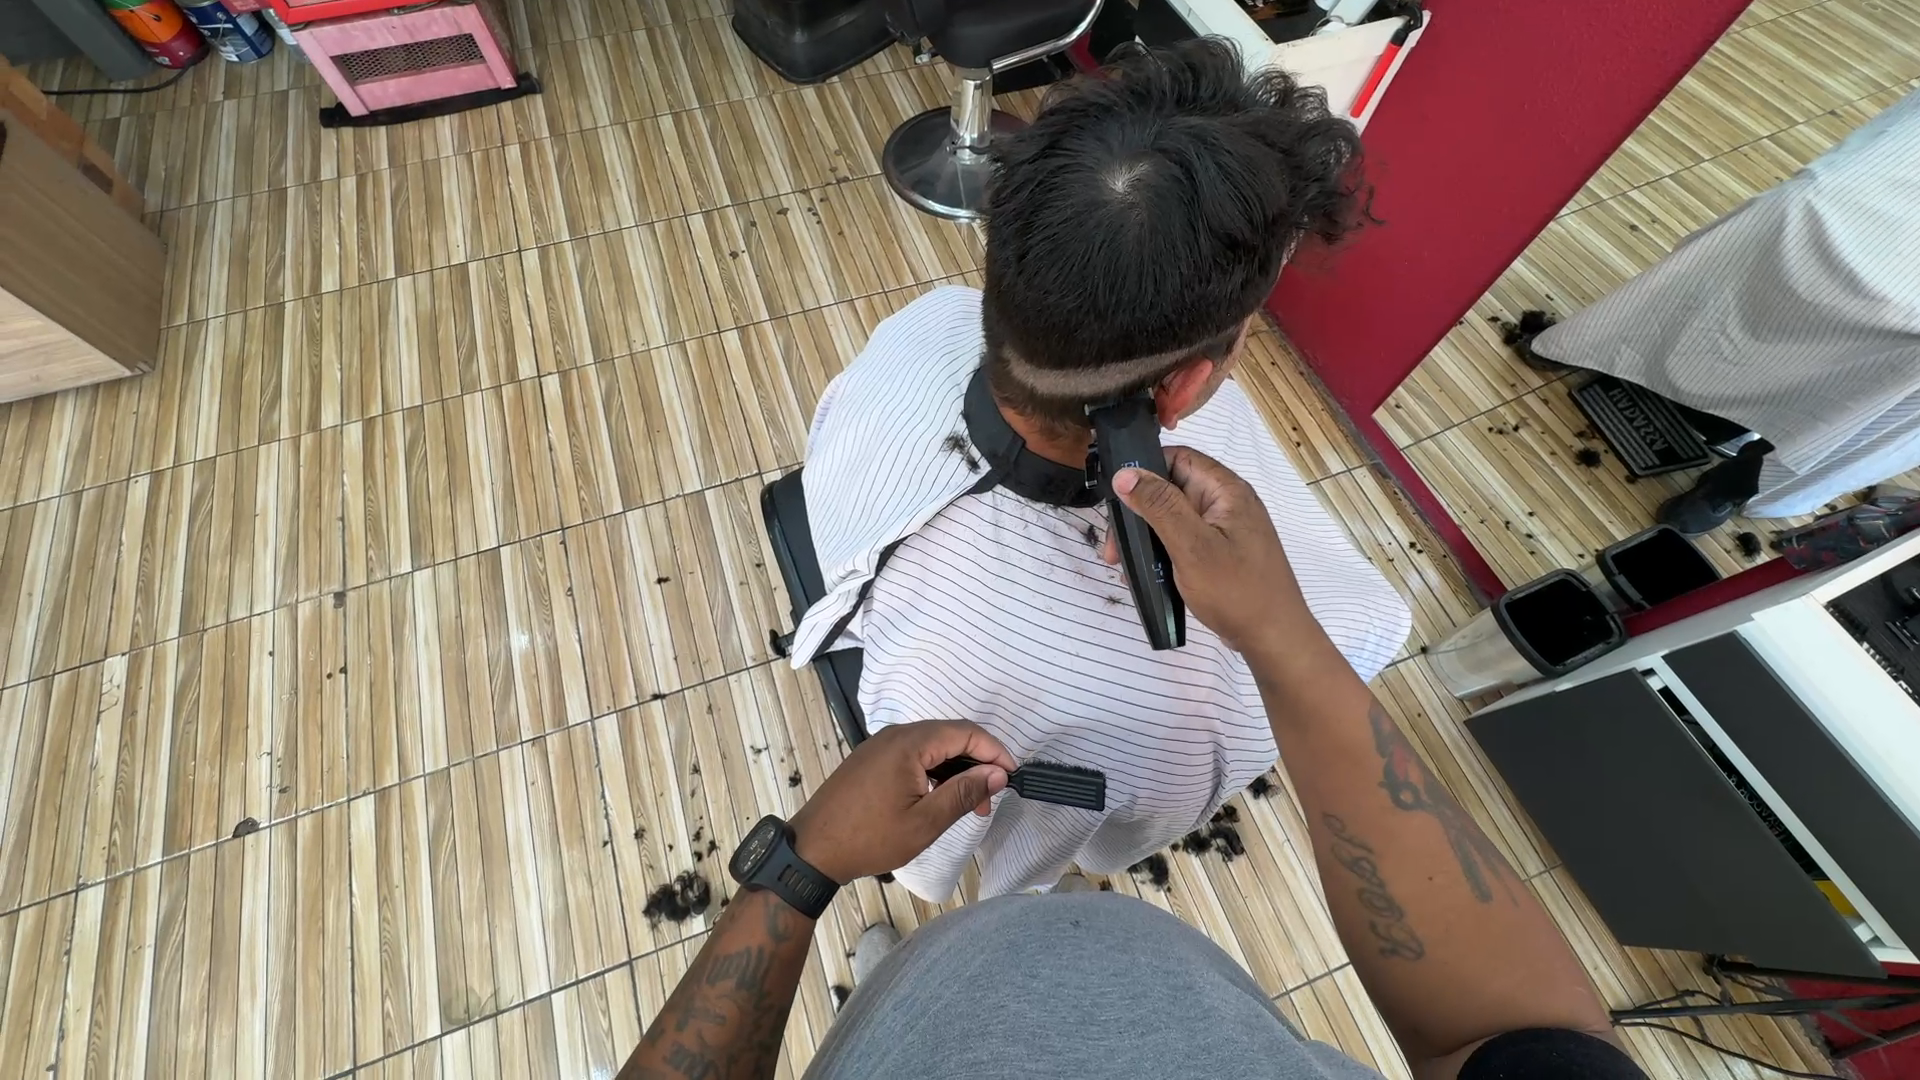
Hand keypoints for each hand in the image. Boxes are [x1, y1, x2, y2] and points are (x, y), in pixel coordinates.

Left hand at [789, 720, 1015, 883]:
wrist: (812, 849)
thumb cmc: (870, 837)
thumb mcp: (924, 822)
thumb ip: (963, 793)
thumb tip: (997, 773)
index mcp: (910, 742)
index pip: (966, 732)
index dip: (994, 751)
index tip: (1012, 777)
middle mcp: (897, 733)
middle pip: (950, 734)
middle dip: (978, 761)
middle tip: (990, 798)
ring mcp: (882, 744)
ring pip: (933, 745)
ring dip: (956, 767)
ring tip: (970, 803)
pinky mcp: (873, 758)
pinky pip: (915, 753)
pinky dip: (935, 769)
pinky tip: (940, 796)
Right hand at [1102, 446, 1312, 657]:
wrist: (1273, 639)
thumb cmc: (1236, 591)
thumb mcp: (1191, 546)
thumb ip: (1159, 506)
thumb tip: (1125, 473)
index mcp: (1225, 490)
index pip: (1177, 458)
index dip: (1144, 470)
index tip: (1116, 498)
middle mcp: (1225, 502)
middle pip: (1170, 489)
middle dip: (1137, 513)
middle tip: (1112, 548)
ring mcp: (1223, 529)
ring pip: (1171, 517)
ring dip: (1144, 537)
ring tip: (1123, 565)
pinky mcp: (1219, 552)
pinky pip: (1181, 539)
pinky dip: (1159, 552)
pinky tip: (1144, 573)